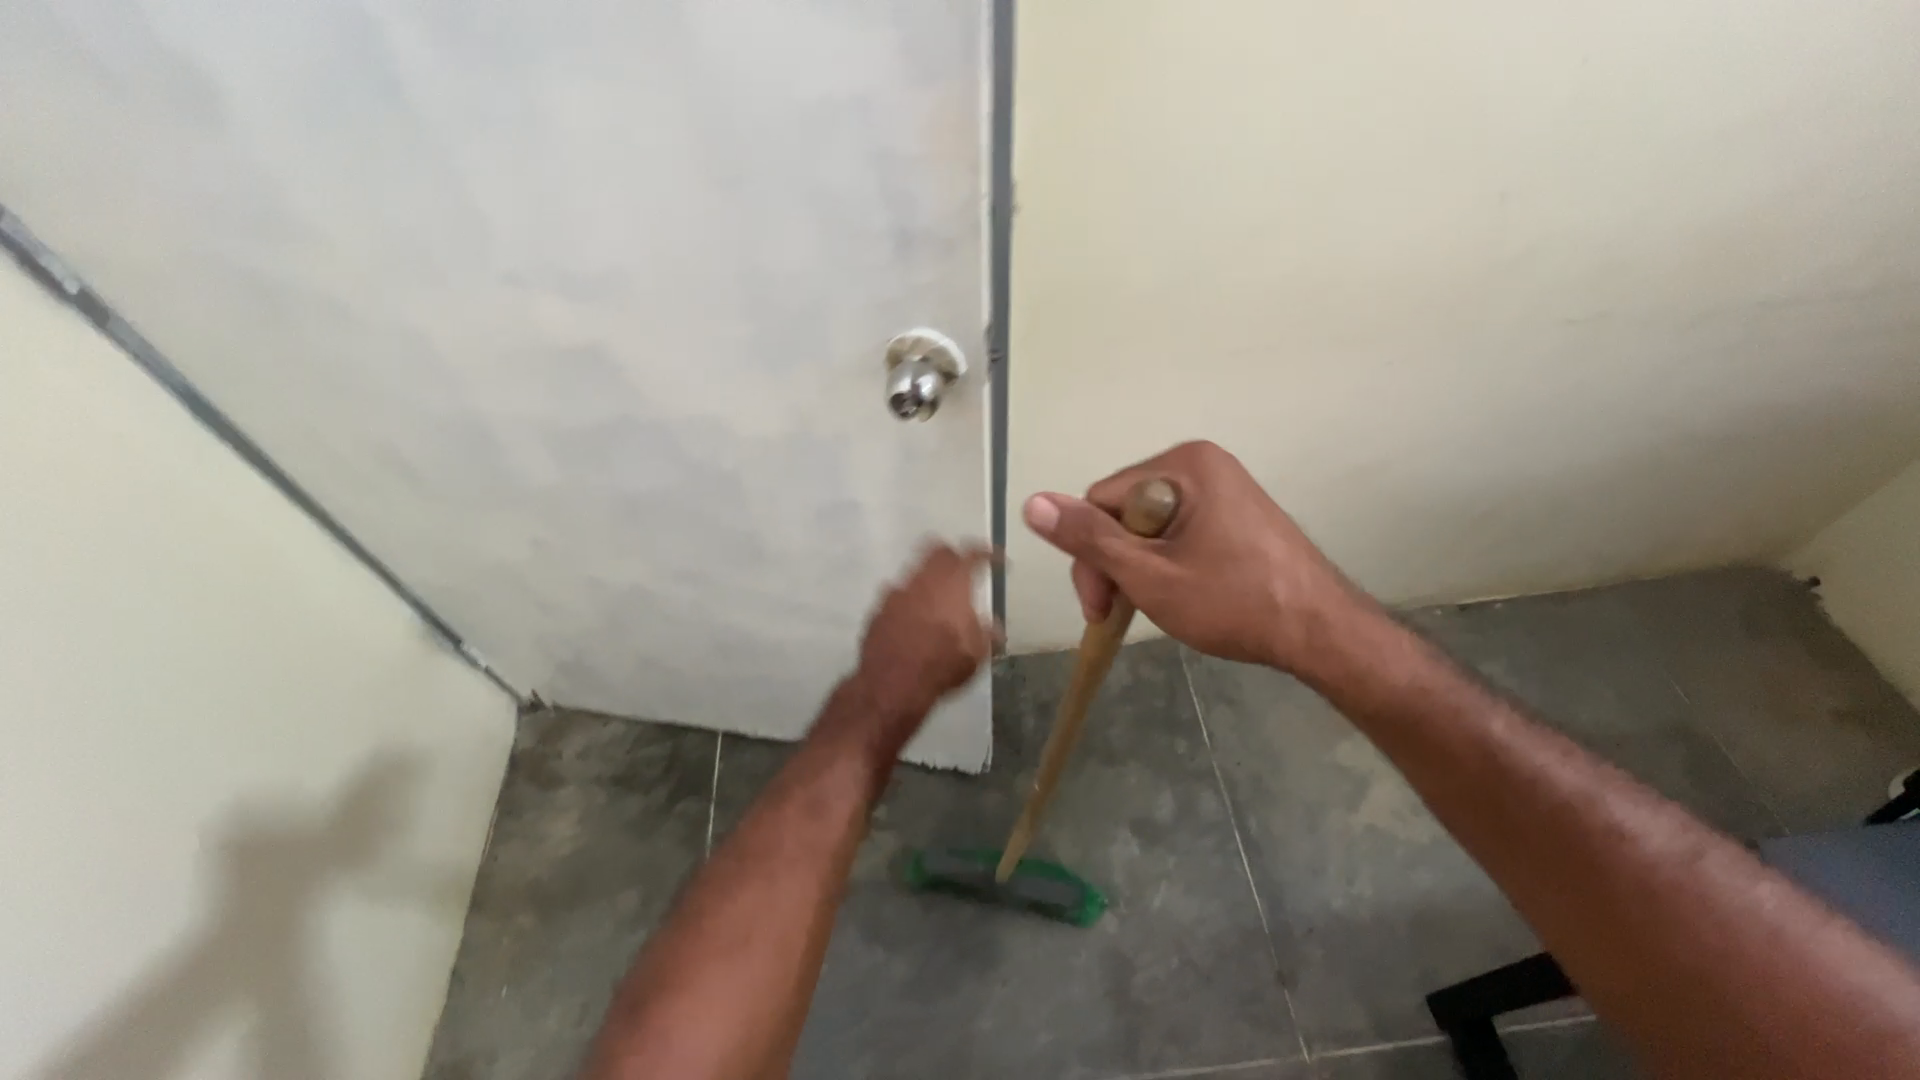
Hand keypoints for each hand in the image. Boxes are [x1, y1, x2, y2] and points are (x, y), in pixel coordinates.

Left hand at [850, 543, 995, 735]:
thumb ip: (987, 634)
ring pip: (914, 572)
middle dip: (954, 557)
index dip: (987, 553)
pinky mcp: (877, 610)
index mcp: (953, 585)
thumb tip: (994, 628)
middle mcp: (923, 580)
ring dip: (928, 581)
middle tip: (963, 570)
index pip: (973, 554)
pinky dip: (907, 602)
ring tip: (937, 600)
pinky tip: (911, 620)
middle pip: (939, 552)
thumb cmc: (942, 666)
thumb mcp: (977, 655)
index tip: (996, 558)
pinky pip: (896, 596)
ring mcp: (896, 593)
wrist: (892, 684)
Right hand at [1022, 440, 1376, 676]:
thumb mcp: (1149, 575)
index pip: (1101, 500)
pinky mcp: (1234, 514)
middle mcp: (1202, 465)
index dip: (1090, 555)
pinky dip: (1166, 564)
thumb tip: (1031, 503)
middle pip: (1123, 512)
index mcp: (1183, 465)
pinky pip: (1177, 532)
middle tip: (1120, 614)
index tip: (1100, 608)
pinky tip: (1180, 594)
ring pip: (1147, 527)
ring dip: (1139, 568)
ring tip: (1157, 607)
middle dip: (1115, 564)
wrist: (1321, 633)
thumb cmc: (1234, 602)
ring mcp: (1222, 488)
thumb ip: (1088, 539)